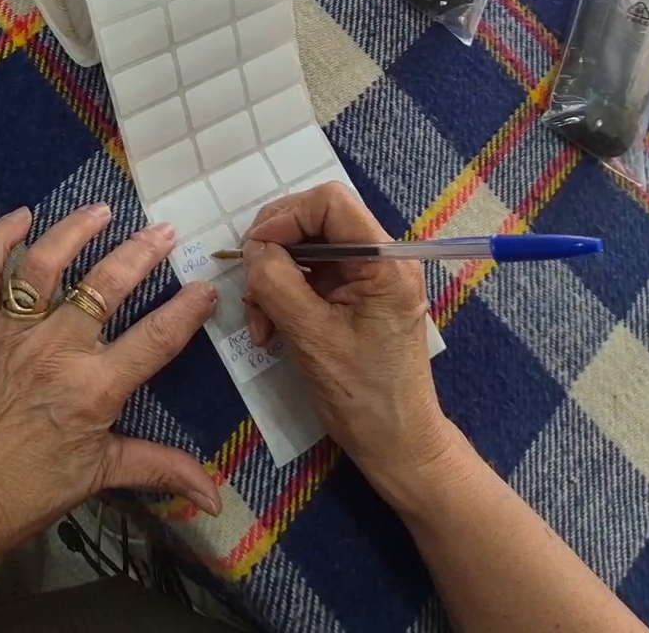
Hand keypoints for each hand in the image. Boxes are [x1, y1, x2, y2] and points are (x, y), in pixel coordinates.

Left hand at [0, 205, 221, 572]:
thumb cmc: (30, 488)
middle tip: (163, 230)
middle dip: (140, 253)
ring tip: (101, 209)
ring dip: (74, 231)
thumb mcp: (100, 476)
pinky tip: (21, 216)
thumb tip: (216, 496)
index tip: (207, 286)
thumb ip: (160, 468)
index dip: (187, 310)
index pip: (155, 340)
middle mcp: (55, 351)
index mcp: (94, 389)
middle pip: (104, 287)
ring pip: (43, 266)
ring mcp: (11, 333)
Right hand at [241, 183, 459, 500]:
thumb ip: (277, 281)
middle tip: (252, 286)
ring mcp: (364, 278)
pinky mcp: (350, 297)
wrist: (396, 446)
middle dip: (274, 249)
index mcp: (383, 262)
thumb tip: (254, 249)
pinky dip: (280, 296)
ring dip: (272, 279)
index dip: (286, 216)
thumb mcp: (310, 335)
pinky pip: (306, 275)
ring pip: (303, 249)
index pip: (329, 202)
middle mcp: (378, 260)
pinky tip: (270, 329)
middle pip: (313, 220)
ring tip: (260, 322)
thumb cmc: (361, 395)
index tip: (257, 250)